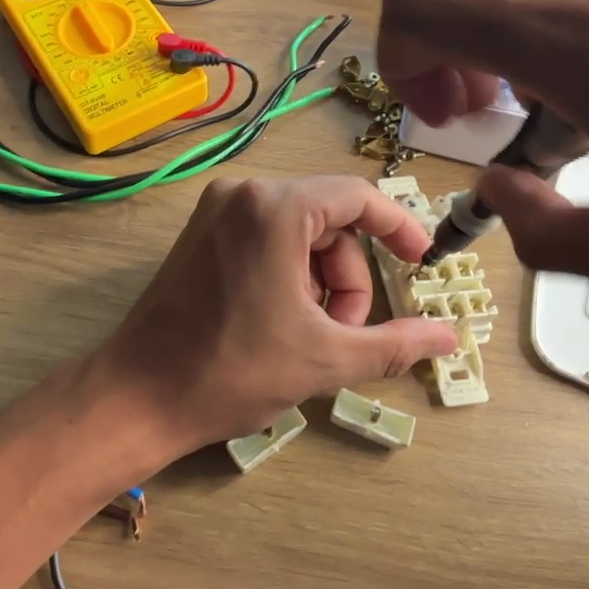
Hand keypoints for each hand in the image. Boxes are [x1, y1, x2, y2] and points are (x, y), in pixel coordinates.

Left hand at [92, 176, 459, 451]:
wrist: (139, 395)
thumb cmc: (233, 371)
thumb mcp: (325, 359)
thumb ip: (395, 343)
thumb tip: (449, 336)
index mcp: (275, 209)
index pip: (357, 197)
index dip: (398, 228)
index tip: (421, 262)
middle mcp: (243, 193)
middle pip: (328, 218)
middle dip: (349, 275)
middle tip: (346, 331)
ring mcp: (216, 209)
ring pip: (298, 231)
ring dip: (320, 280)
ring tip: (310, 334)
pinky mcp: (200, 231)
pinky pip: (266, 236)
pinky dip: (288, 272)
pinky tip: (281, 319)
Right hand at [376, 0, 588, 341]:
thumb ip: (537, 226)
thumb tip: (498, 185)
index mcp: (582, 42)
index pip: (422, 0)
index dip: (397, 55)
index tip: (438, 112)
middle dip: (444, 38)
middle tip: (481, 107)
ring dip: (507, 22)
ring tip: (559, 94)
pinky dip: (570, 8)